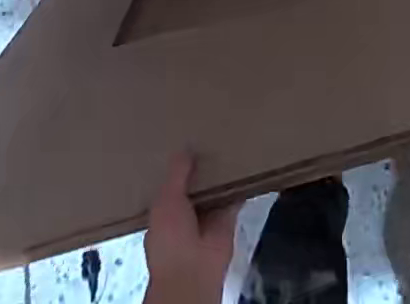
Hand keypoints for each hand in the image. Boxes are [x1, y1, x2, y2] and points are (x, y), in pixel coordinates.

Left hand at [144, 151, 242, 303]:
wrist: (194, 272)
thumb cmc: (170, 236)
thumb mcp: (166, 198)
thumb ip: (176, 173)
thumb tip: (186, 148)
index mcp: (164, 211)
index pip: (171, 184)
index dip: (177, 166)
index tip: (184, 141)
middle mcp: (186, 214)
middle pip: (195, 185)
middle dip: (201, 167)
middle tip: (209, 137)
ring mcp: (207, 218)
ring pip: (215, 191)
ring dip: (221, 174)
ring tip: (228, 144)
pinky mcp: (228, 221)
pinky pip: (234, 199)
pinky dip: (240, 186)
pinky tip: (245, 165)